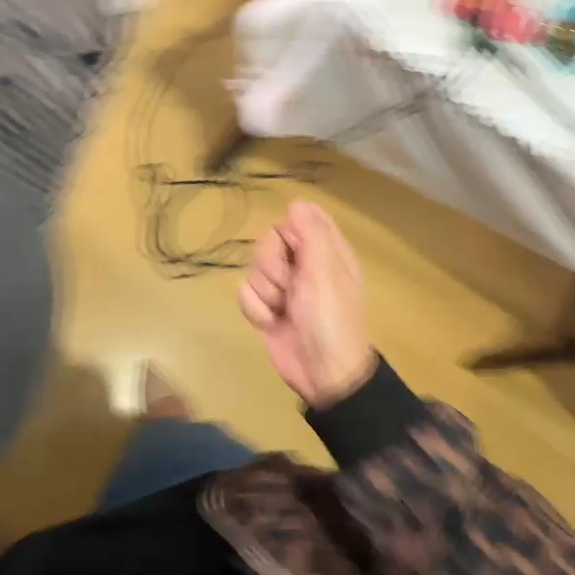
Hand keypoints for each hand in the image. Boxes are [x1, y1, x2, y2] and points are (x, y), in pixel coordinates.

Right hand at [238, 201, 377, 408]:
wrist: (322, 373)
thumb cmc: (330, 319)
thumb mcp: (326, 272)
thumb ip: (312, 233)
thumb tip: (297, 201)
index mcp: (324, 250)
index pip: (295, 218)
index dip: (287, 232)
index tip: (292, 249)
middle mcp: (302, 264)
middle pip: (266, 242)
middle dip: (271, 266)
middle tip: (289, 286)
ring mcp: (282, 287)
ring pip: (252, 268)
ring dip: (265, 292)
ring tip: (283, 310)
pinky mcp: (265, 308)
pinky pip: (244, 293)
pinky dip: (256, 310)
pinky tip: (272, 323)